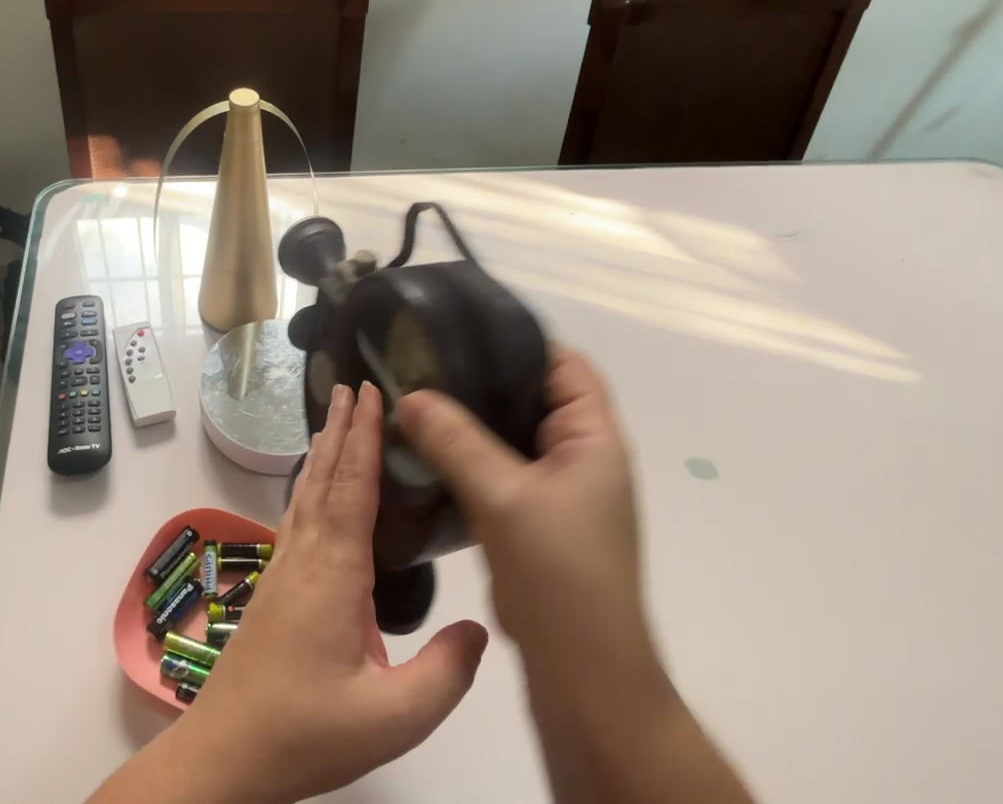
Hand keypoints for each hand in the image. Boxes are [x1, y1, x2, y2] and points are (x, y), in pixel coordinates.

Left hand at [162, 382, 489, 802]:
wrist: (226, 753)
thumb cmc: (305, 732)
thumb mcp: (392, 717)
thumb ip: (444, 674)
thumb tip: (477, 629)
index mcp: (333, 573)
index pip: (352, 487)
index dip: (365, 437)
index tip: (371, 393)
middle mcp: (304, 558)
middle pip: (324, 478)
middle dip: (340, 429)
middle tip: (352, 385)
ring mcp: (283, 572)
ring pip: (306, 495)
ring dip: (323, 452)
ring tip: (335, 419)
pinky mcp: (274, 589)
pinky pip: (298, 519)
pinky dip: (311, 486)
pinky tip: (316, 491)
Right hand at [397, 347, 762, 803]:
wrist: (581, 670)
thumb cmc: (561, 573)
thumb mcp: (507, 498)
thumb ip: (457, 442)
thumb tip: (409, 394)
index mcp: (593, 437)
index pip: (564, 364)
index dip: (518, 342)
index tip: (458, 331)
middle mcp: (577, 455)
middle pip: (529, 397)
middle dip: (478, 381)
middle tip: (420, 364)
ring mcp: (554, 489)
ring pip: (507, 437)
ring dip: (466, 422)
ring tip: (411, 401)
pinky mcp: (529, 518)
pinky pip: (494, 471)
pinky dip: (463, 458)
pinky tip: (421, 453)